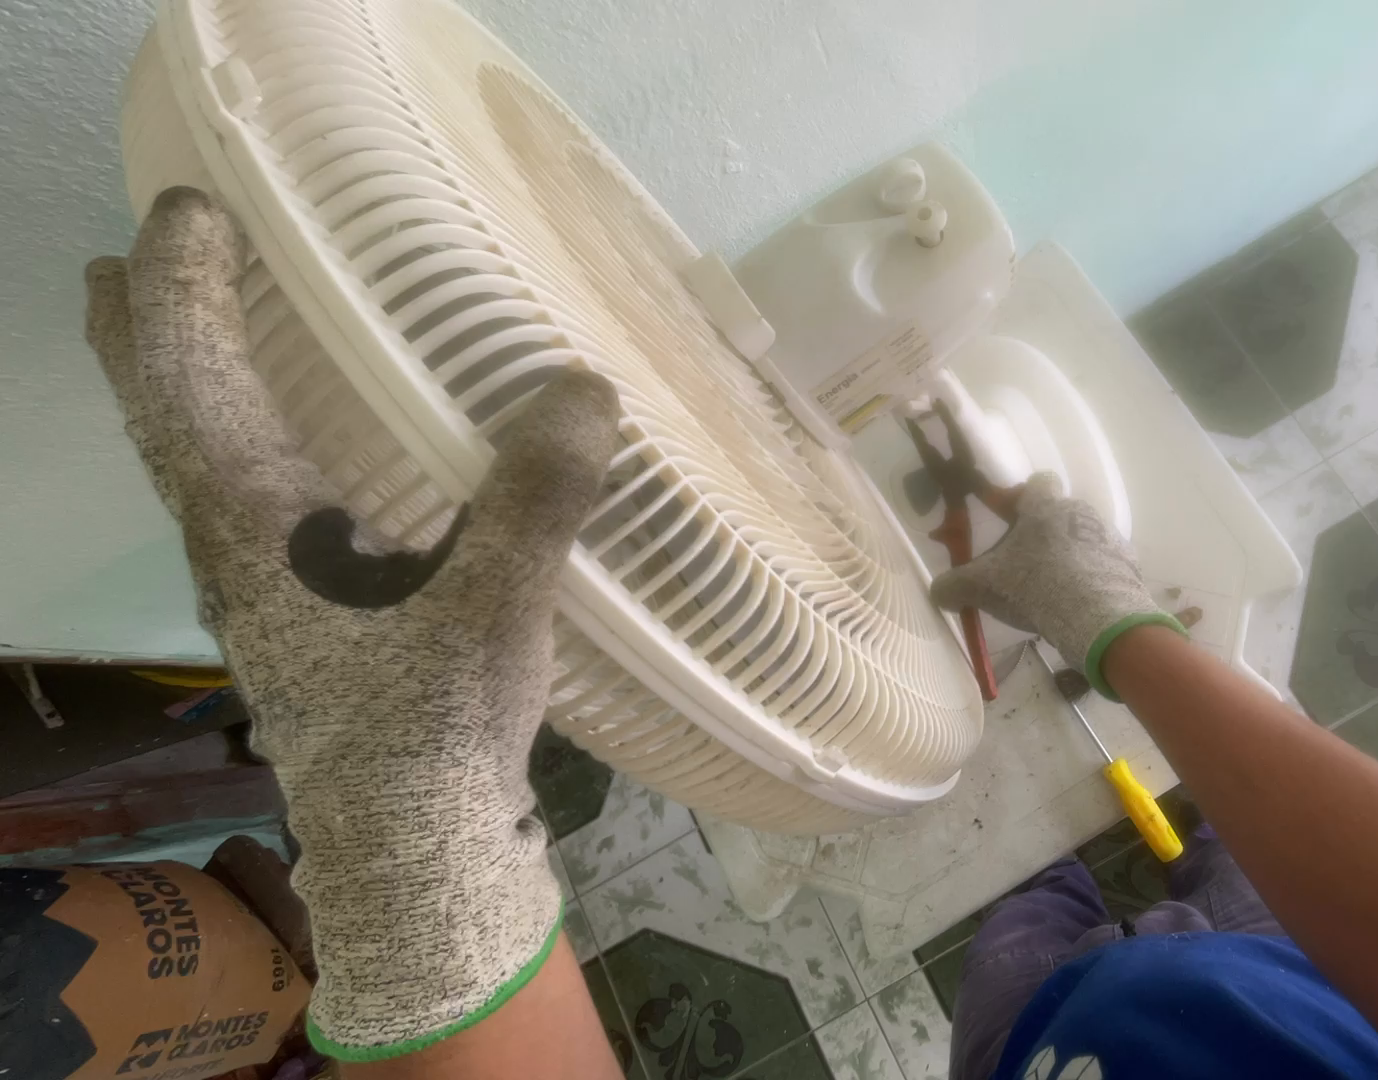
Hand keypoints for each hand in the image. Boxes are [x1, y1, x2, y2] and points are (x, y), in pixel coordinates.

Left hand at [83, 188, 621, 1058]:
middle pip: (175, 423)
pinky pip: (278, 506)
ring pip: (219, 466)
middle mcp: (248, 551)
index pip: (194, 392)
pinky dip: (275, 453)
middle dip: (156, 334)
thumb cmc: (437, 729)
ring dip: (208, 392)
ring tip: (224, 338)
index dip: (189, 296)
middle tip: (155, 255)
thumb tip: (587, 389)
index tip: (192, 211)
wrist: (421, 841)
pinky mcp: (325, 618)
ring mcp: (280, 589)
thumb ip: (533, 504)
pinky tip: (327, 464)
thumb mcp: (493, 612)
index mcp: (262, 534)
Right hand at [928, 472, 1184, 699]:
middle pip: (1058, 513)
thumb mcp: (982, 587)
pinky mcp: (1127, 566)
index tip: (1010, 519)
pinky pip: (1104, 566)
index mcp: (1044, 506)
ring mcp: (1107, 537)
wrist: (1097, 617)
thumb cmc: (1034, 586)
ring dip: (1068, 557)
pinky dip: (1091, 579)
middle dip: (1042, 534)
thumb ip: (954, 585)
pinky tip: (1078, 605)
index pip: (1037, 482)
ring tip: (1052, 592)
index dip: (1022, 497)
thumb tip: (937, 591)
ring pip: (1082, 539)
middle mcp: (1079, 511)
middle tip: (1023, 566)